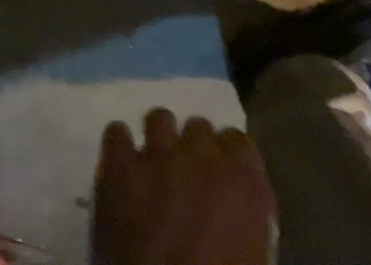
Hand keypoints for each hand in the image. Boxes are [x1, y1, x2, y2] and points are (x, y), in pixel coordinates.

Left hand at [91, 109, 276, 264]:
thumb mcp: (254, 252)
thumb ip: (246, 212)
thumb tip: (233, 202)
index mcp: (244, 181)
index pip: (237, 140)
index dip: (224, 154)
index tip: (216, 171)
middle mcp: (203, 157)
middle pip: (197, 127)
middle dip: (190, 148)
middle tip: (182, 175)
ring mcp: (159, 157)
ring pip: (159, 119)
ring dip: (158, 139)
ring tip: (151, 164)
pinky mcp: (119, 168)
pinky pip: (116, 132)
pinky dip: (119, 145)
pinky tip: (121, 166)